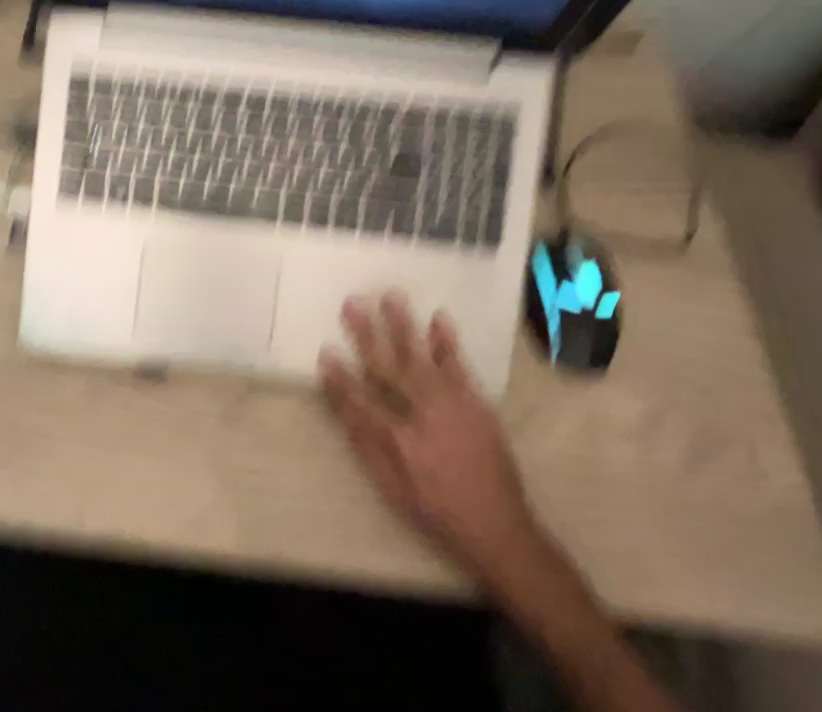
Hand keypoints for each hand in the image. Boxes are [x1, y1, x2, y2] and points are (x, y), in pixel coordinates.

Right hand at [320, 294, 545, 583]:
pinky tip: (439, 318)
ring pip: (421, 358)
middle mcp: (423, 415)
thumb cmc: (434, 511)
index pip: (360, 400)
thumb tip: (342, 409)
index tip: (325, 350)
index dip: (340, 376)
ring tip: (391, 296)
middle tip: (352, 303)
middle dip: (367, 335)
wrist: (496, 525)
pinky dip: (448, 342)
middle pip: (388, 368)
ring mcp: (453, 406)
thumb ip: (365, 445)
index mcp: (397, 440)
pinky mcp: (476, 404)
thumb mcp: (390, 488)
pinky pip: (459, 367)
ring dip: (404, 326)